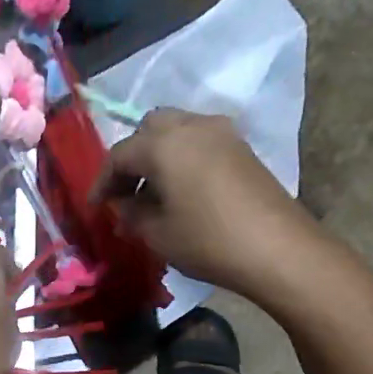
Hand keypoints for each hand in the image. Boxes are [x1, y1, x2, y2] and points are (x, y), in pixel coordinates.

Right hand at [93, 110, 314, 291]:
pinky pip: (200, 143)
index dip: (102, 182)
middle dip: (132, 159)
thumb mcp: (159, 235)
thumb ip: (133, 215)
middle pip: (149, 130)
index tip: (96, 208)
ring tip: (153, 195)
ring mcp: (221, 132)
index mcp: (163, 143)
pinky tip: (182, 192)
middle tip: (124, 194)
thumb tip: (124, 207)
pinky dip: (182, 159)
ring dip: (158, 157)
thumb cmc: (208, 241)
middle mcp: (191, 125)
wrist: (276, 248)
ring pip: (177, 132)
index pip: (119, 154)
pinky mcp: (241, 148)